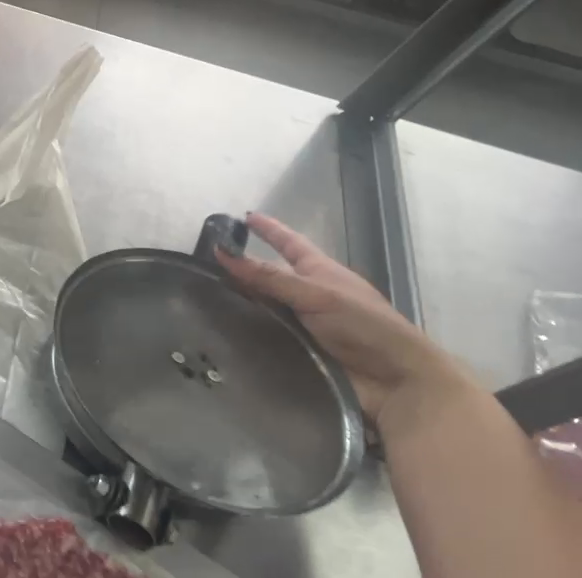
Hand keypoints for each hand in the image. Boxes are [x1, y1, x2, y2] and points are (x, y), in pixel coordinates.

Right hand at [217, 212, 461, 426]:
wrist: (398, 385)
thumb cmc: (366, 328)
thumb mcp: (318, 295)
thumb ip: (269, 276)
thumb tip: (220, 251)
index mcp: (322, 273)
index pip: (290, 244)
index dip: (270, 230)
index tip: (244, 216)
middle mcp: (311, 295)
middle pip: (270, 275)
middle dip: (243, 266)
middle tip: (204, 260)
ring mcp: (303, 323)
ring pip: (263, 303)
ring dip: (239, 298)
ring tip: (202, 291)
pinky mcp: (297, 349)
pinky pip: (263, 332)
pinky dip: (243, 326)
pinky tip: (218, 323)